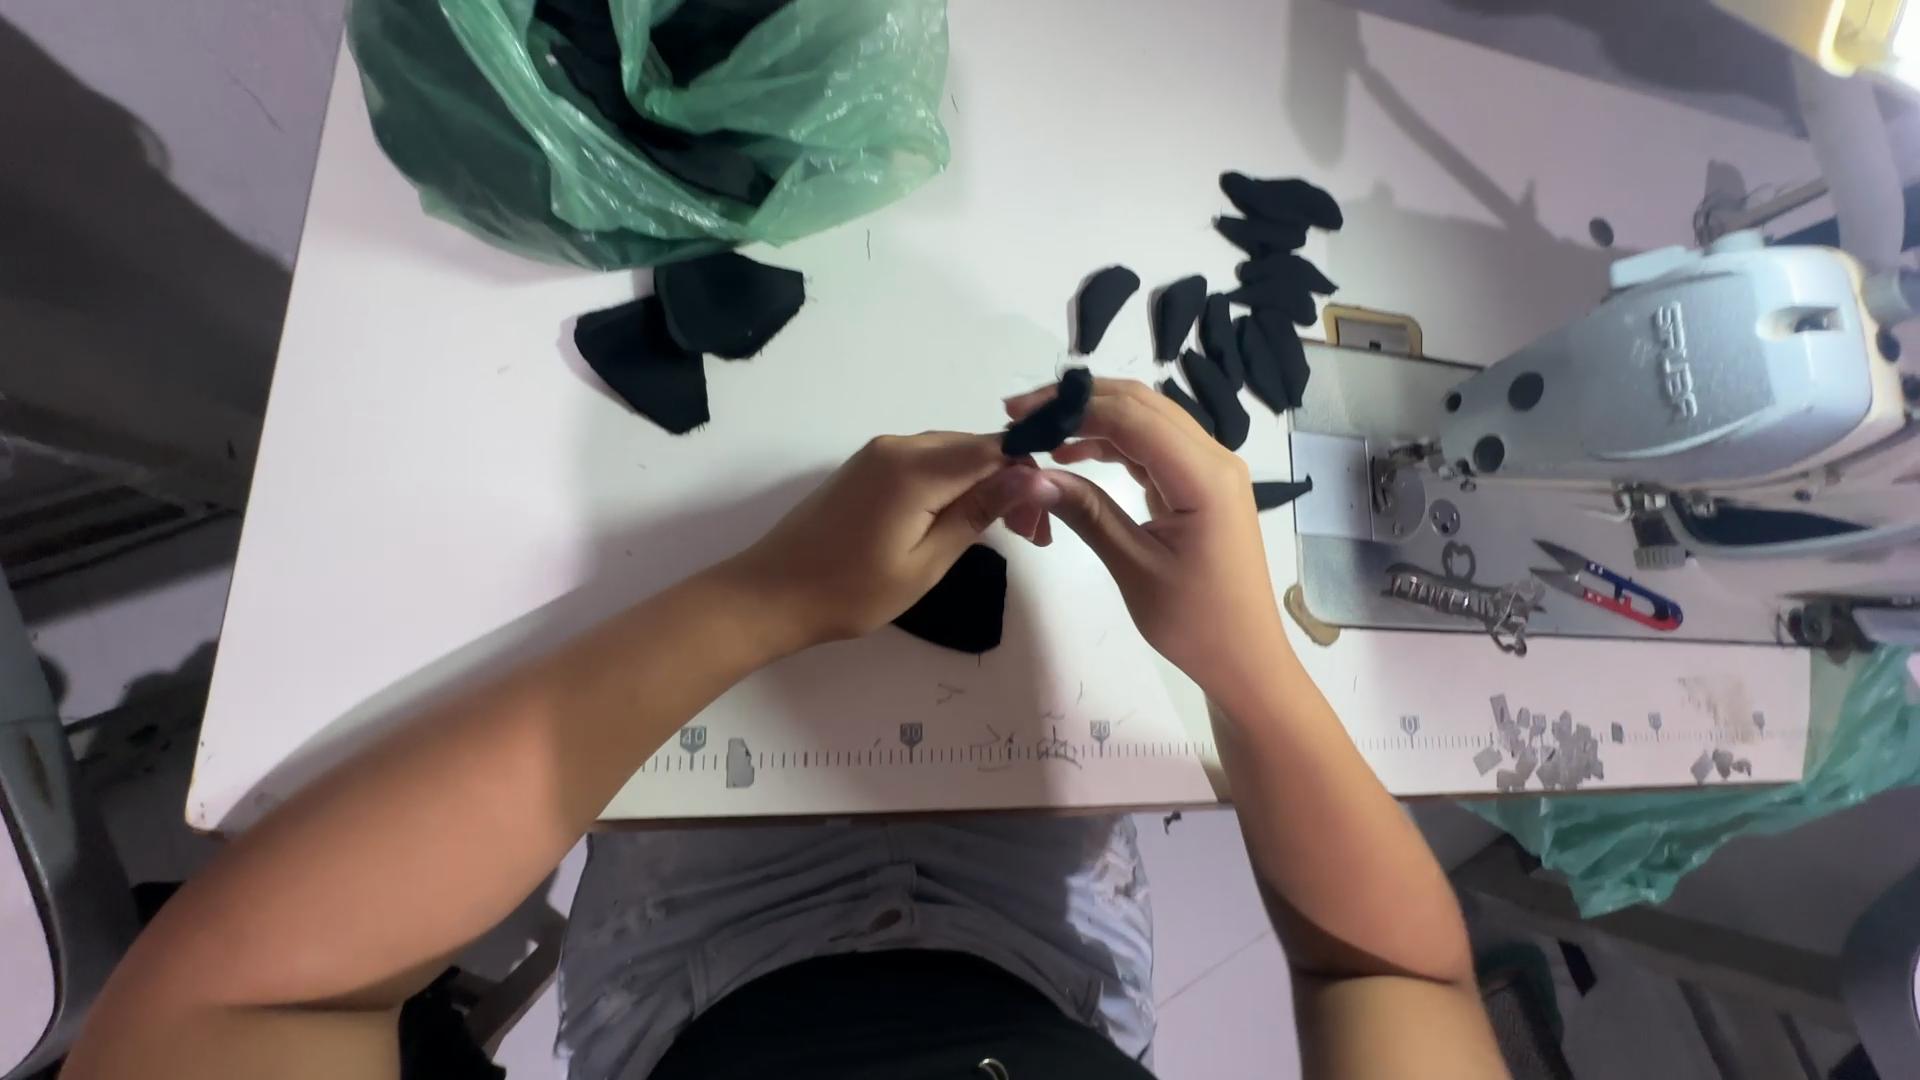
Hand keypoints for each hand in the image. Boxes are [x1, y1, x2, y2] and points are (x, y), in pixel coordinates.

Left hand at [716, 433, 1059, 650]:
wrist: (771, 594)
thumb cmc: (850, 591)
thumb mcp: (926, 562)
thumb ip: (978, 513)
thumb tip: (1032, 475)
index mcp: (914, 468)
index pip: (993, 449)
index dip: (1027, 476)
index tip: (1041, 522)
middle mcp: (897, 446)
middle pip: (973, 448)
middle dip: (1009, 483)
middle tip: (1030, 537)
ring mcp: (877, 454)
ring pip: (950, 455)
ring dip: (981, 485)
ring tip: (1000, 532)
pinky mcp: (866, 468)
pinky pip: (924, 464)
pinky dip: (950, 486)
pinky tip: (956, 519)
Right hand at [1004, 378, 1291, 699]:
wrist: (1244, 657)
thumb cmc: (1194, 622)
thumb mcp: (1132, 566)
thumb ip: (1085, 511)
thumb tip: (1031, 474)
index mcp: (1203, 476)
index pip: (1130, 417)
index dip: (1072, 409)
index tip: (1020, 417)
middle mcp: (1214, 458)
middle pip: (1140, 405)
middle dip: (1079, 402)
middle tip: (1023, 414)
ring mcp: (1210, 470)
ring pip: (1147, 421)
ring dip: (1094, 419)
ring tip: (1040, 434)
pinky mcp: (1200, 486)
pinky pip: (1154, 447)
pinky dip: (1113, 443)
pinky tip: (1074, 455)